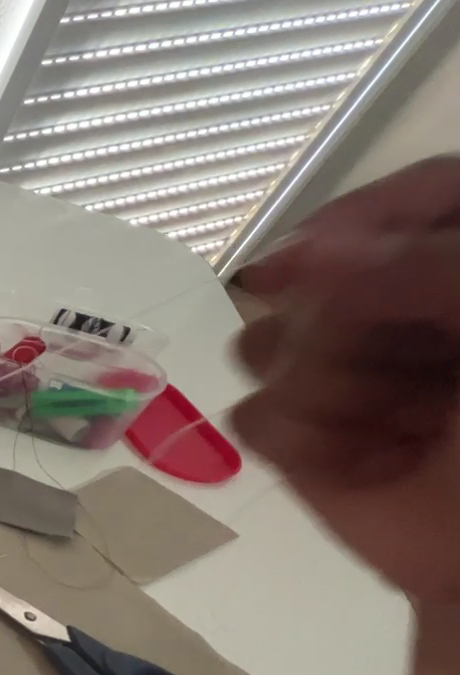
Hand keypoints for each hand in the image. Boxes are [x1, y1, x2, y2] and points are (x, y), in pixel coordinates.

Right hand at [230, 156, 459, 607]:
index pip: (419, 198)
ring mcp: (350, 374)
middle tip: (413, 368)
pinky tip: (365, 462)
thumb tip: (303, 256)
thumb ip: (437, 270)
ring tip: (398, 424)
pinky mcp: (299, 437)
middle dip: (346, 325)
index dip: (367, 214)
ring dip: (323, 387)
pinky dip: (303, 442)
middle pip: (320, 274)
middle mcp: (415, 312)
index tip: (319, 257)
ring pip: (264, 344)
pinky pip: (251, 416)